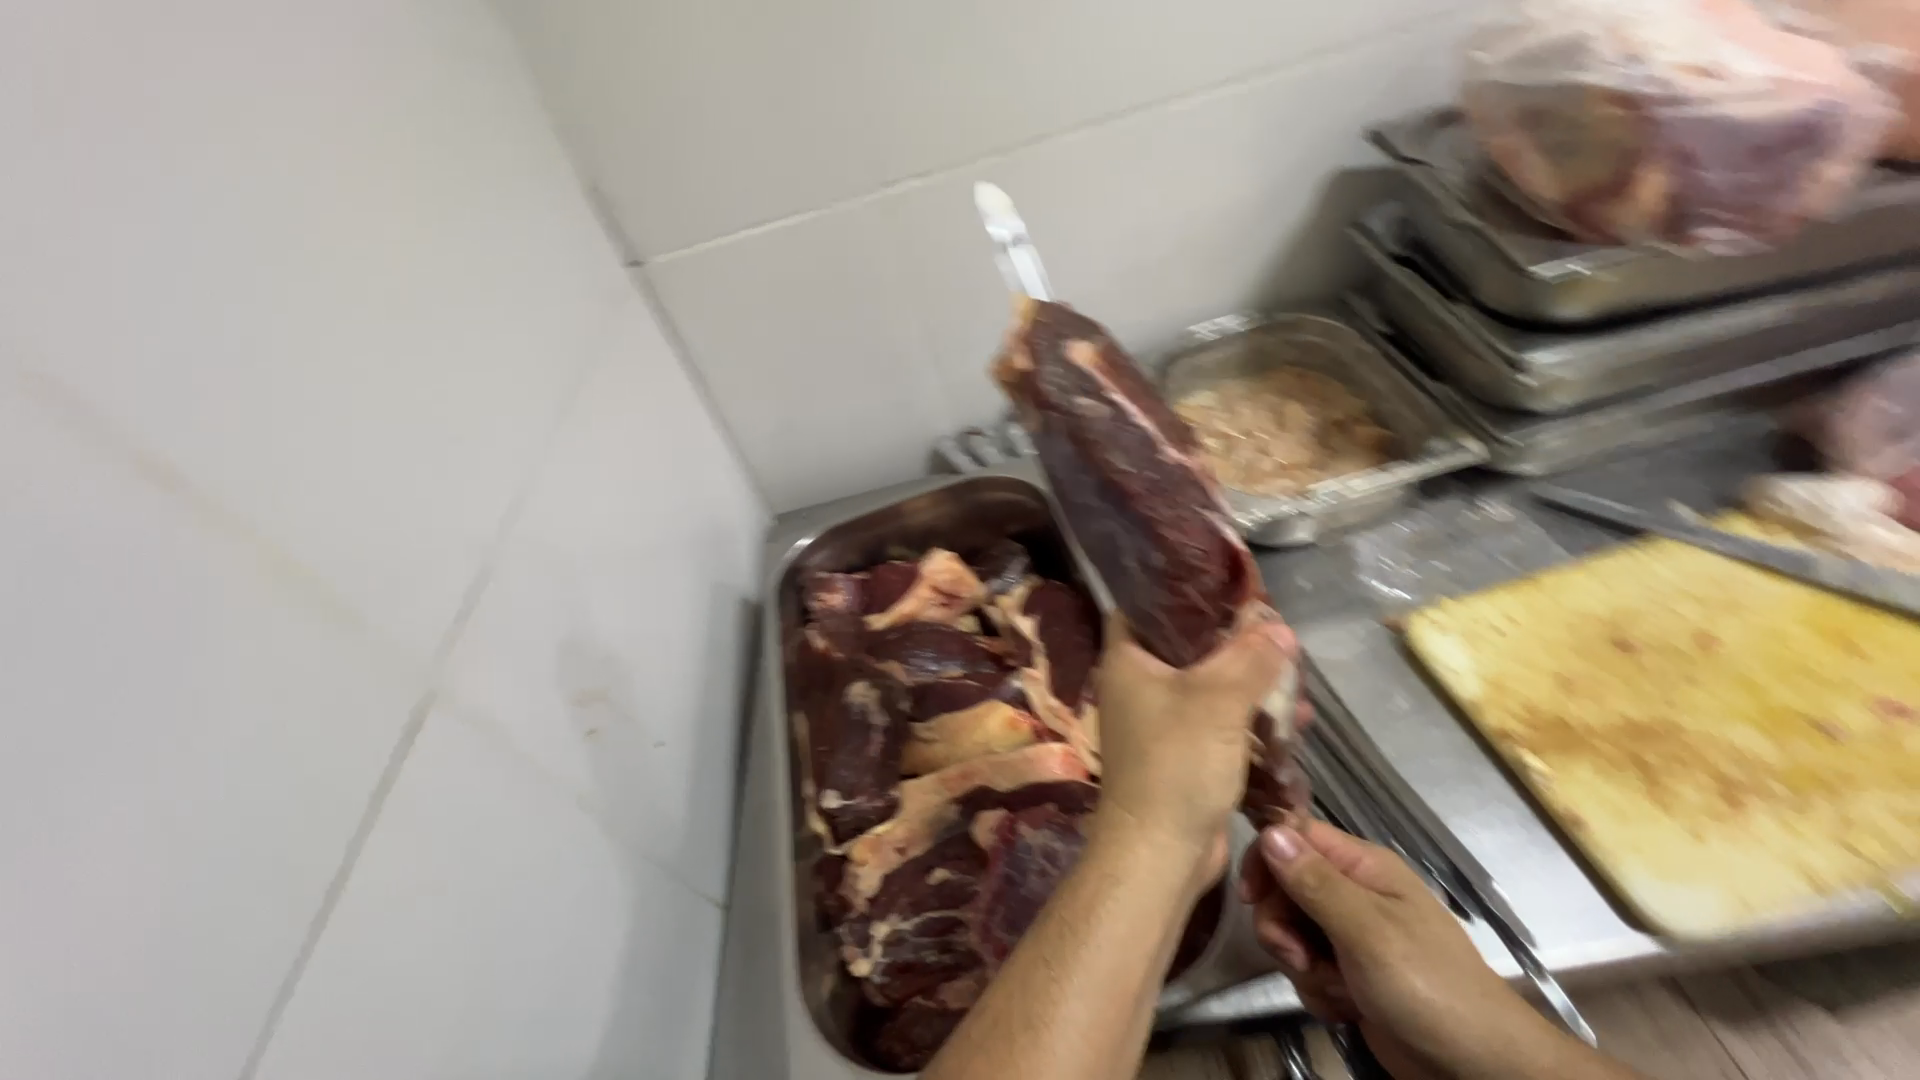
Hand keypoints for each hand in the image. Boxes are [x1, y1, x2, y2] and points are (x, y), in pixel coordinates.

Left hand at [1091, 612, 1295, 886]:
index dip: (1182, 593)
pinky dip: (1249, 722)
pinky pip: (1218, 723)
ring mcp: (1159, 722)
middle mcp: (1137, 686)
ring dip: (1252, 687)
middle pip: (1188, 648)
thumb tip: (1278, 627)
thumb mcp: (1217, 701)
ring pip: (1209, 688)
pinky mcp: (1181, 754)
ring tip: (1297, 690)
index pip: (1145, 607)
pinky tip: (1290, 726)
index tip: (1228, 588)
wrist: (1159, 853)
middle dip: (1236, 646)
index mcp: (1128, 660)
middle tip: (1279, 642)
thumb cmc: (1176, 763)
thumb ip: (1250, 658)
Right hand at [1238, 821, 1539, 1069]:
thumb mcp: (1366, 930)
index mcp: (1363, 866)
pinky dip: (1317, 989)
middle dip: (1281, 925)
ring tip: (1335, 987)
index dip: (1266, 859)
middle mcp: (1354, 892)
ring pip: (1290, 931)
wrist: (1477, 1067)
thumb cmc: (1427, 986)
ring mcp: (1350, 935)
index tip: (1249, 897)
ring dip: (1301, 964)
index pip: (1294, 836)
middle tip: (1298, 956)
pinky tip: (1345, 1007)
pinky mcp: (1349, 973)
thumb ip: (1314, 881)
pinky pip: (1306, 968)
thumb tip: (1270, 830)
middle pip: (1284, 887)